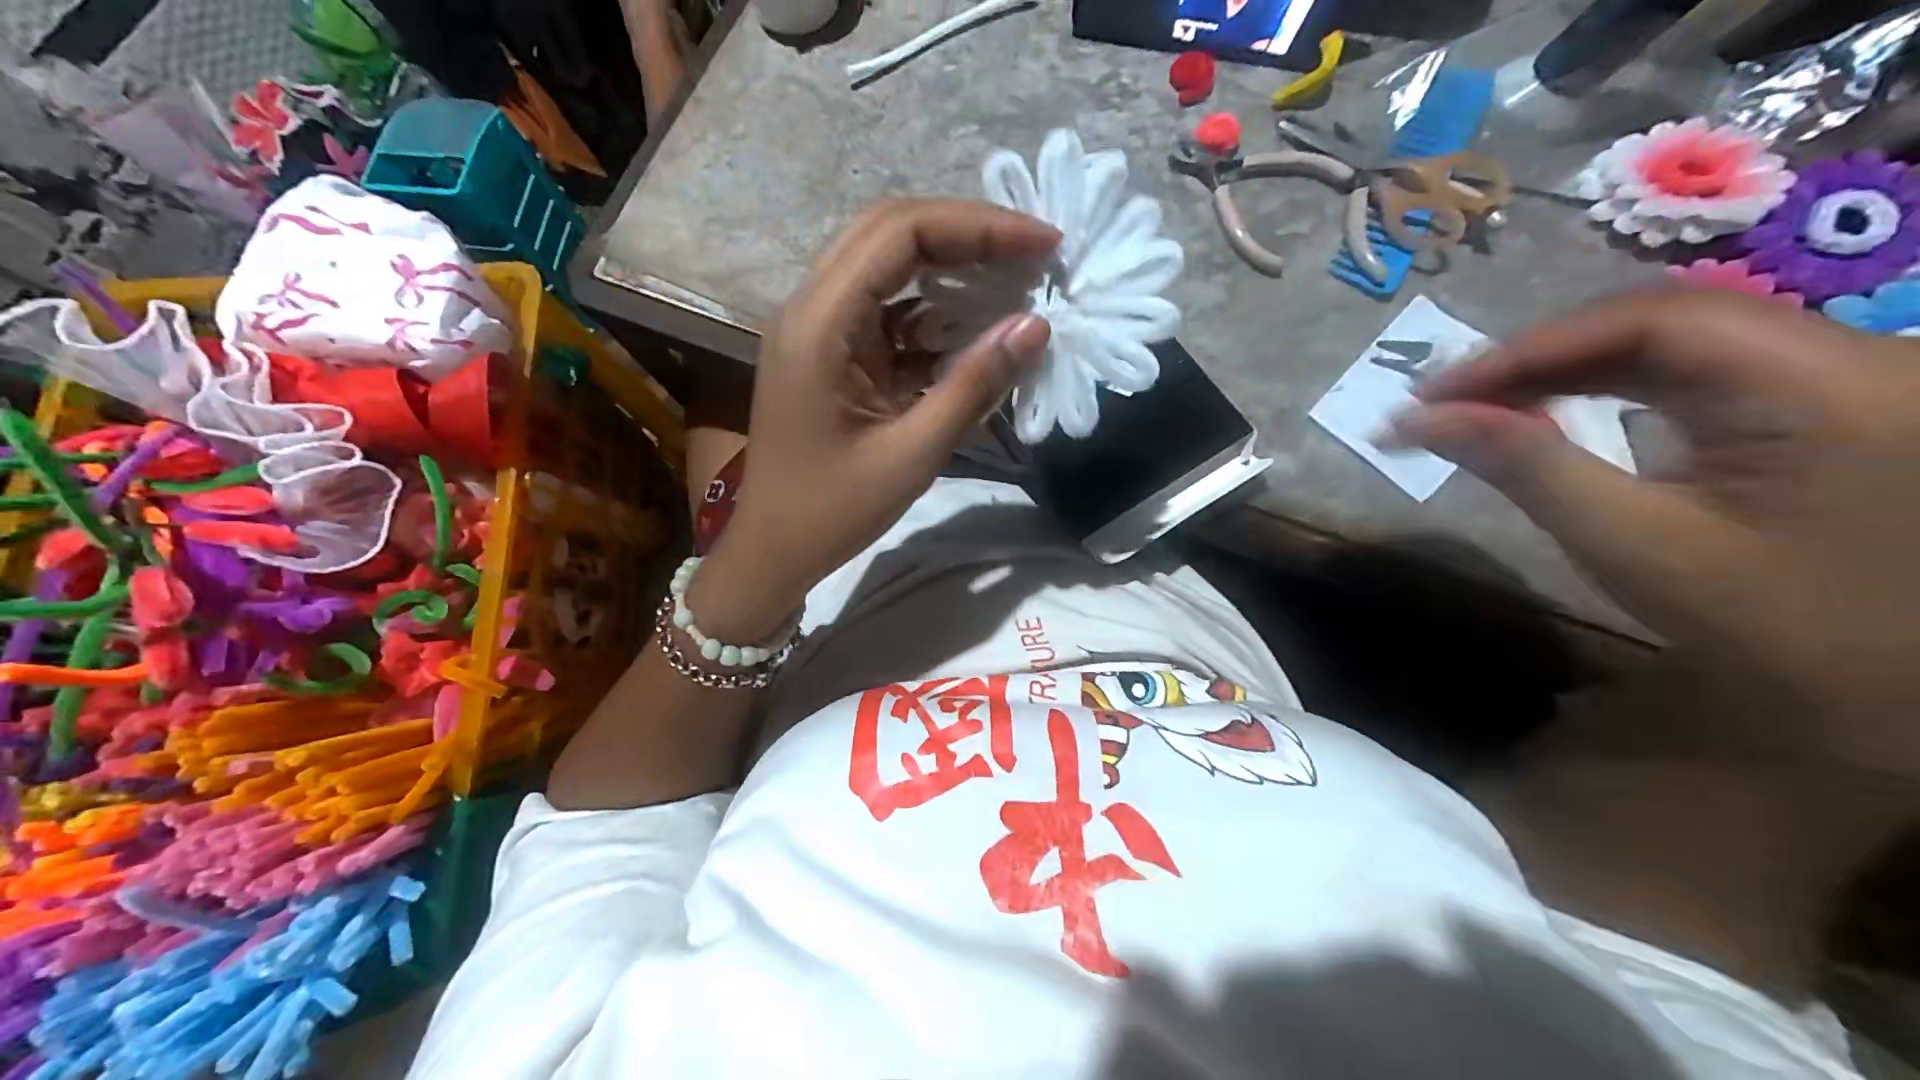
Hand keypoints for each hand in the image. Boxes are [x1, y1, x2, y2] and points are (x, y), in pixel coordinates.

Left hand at [686, 199, 1058, 641]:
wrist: (775, 550)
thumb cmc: (833, 512)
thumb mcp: (912, 456)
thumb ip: (974, 386)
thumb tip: (1035, 325)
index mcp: (819, 325)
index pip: (899, 234)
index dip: (977, 226)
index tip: (1042, 244)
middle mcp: (811, 309)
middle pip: (891, 233)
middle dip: (968, 234)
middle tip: (1034, 254)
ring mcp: (819, 329)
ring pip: (889, 268)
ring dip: (953, 271)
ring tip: (1017, 285)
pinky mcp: (832, 353)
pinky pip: (888, 313)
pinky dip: (935, 316)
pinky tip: (978, 332)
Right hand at [1390, 290, 1919, 776]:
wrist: (1912, 696)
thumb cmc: (1781, 631)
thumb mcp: (1636, 549)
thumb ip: (1529, 469)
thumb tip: (1422, 421)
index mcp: (1832, 386)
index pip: (1654, 320)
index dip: (1530, 347)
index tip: (1436, 393)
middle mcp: (1850, 356)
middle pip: (1660, 322)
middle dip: (1536, 359)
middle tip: (1441, 402)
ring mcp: (1838, 377)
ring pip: (1670, 344)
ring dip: (1561, 372)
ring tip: (1474, 407)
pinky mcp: (1815, 404)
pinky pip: (1690, 374)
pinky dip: (1602, 388)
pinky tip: (1546, 411)